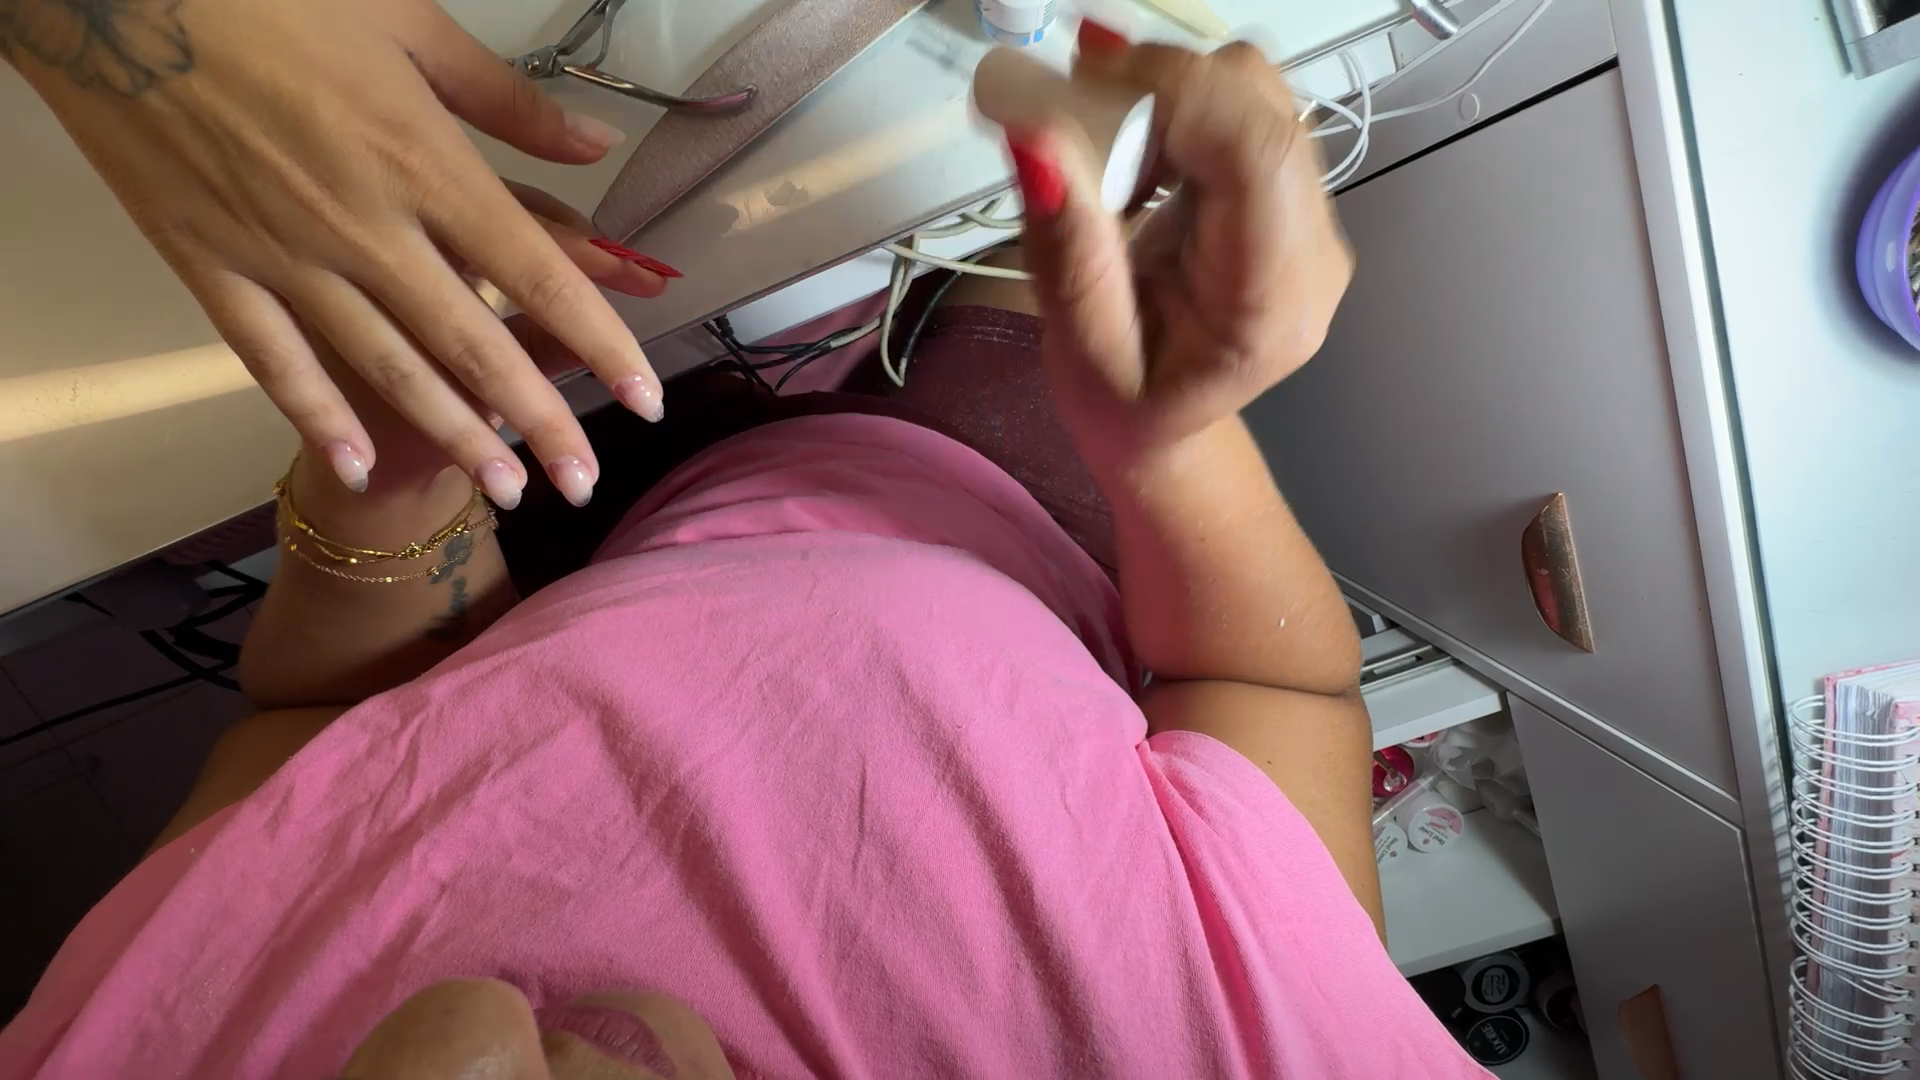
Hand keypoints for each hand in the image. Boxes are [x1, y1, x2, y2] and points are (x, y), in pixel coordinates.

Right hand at [4, 0, 672, 506]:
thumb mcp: (410, 24)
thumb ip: (512, 103)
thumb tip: (600, 144)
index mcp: (429, 169)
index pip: (543, 279)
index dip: (603, 345)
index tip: (646, 402)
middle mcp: (369, 230)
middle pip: (478, 347)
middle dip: (540, 424)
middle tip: (586, 485)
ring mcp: (284, 254)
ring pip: (390, 367)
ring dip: (456, 436)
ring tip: (510, 490)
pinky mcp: (205, 260)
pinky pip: (268, 355)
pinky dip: (312, 414)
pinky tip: (357, 465)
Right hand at [1006, 32, 1352, 476]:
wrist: (1159, 421)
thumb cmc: (1123, 408)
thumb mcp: (1082, 351)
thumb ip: (1067, 252)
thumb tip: (1037, 140)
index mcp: (1274, 305)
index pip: (1254, 151)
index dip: (1173, 92)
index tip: (1080, 85)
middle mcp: (1313, 252)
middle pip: (1256, 108)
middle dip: (1156, 93)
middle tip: (1074, 132)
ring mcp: (1308, 218)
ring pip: (1248, 96)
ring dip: (1161, 103)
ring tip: (1103, 169)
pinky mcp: (1284, 196)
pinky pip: (1236, 114)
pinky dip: (1171, 115)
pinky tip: (1133, 168)